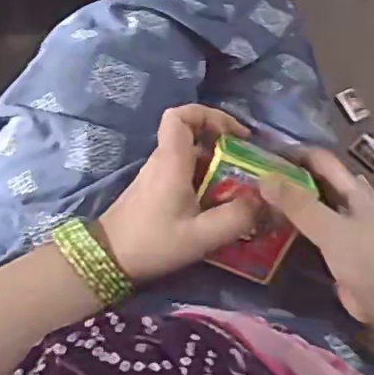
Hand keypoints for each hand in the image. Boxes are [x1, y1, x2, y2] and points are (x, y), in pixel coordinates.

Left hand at [98, 105, 261, 282]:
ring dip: (216, 162)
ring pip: (189, 154)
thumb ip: (236, 218)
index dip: (208, 115)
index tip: (234, 134)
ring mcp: (157, 174)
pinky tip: (219, 202)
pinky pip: (184, 171)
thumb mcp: (200, 236)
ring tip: (241, 184)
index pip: (180, 115)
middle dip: (222, 141)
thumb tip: (264, 201)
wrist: (109, 259)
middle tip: (247, 161)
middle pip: (191, 133)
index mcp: (171, 161)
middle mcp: (162, 160)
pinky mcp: (155, 190)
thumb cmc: (153, 243)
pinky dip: (204, 178)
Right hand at [258, 149, 373, 330]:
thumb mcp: (331, 229)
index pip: (321, 159)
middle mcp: (348, 202)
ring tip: (254, 197)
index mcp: (354, 190)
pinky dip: (291, 222)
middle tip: (251, 176)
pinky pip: (308, 227)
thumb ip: (299, 204)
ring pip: (310, 204)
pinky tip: (270, 224)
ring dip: (287, 200)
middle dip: (287, 176)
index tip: (261, 153)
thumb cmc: (366, 261)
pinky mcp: (334, 247)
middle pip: (314, 180)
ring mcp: (341, 225)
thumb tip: (263, 177)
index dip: (294, 152)